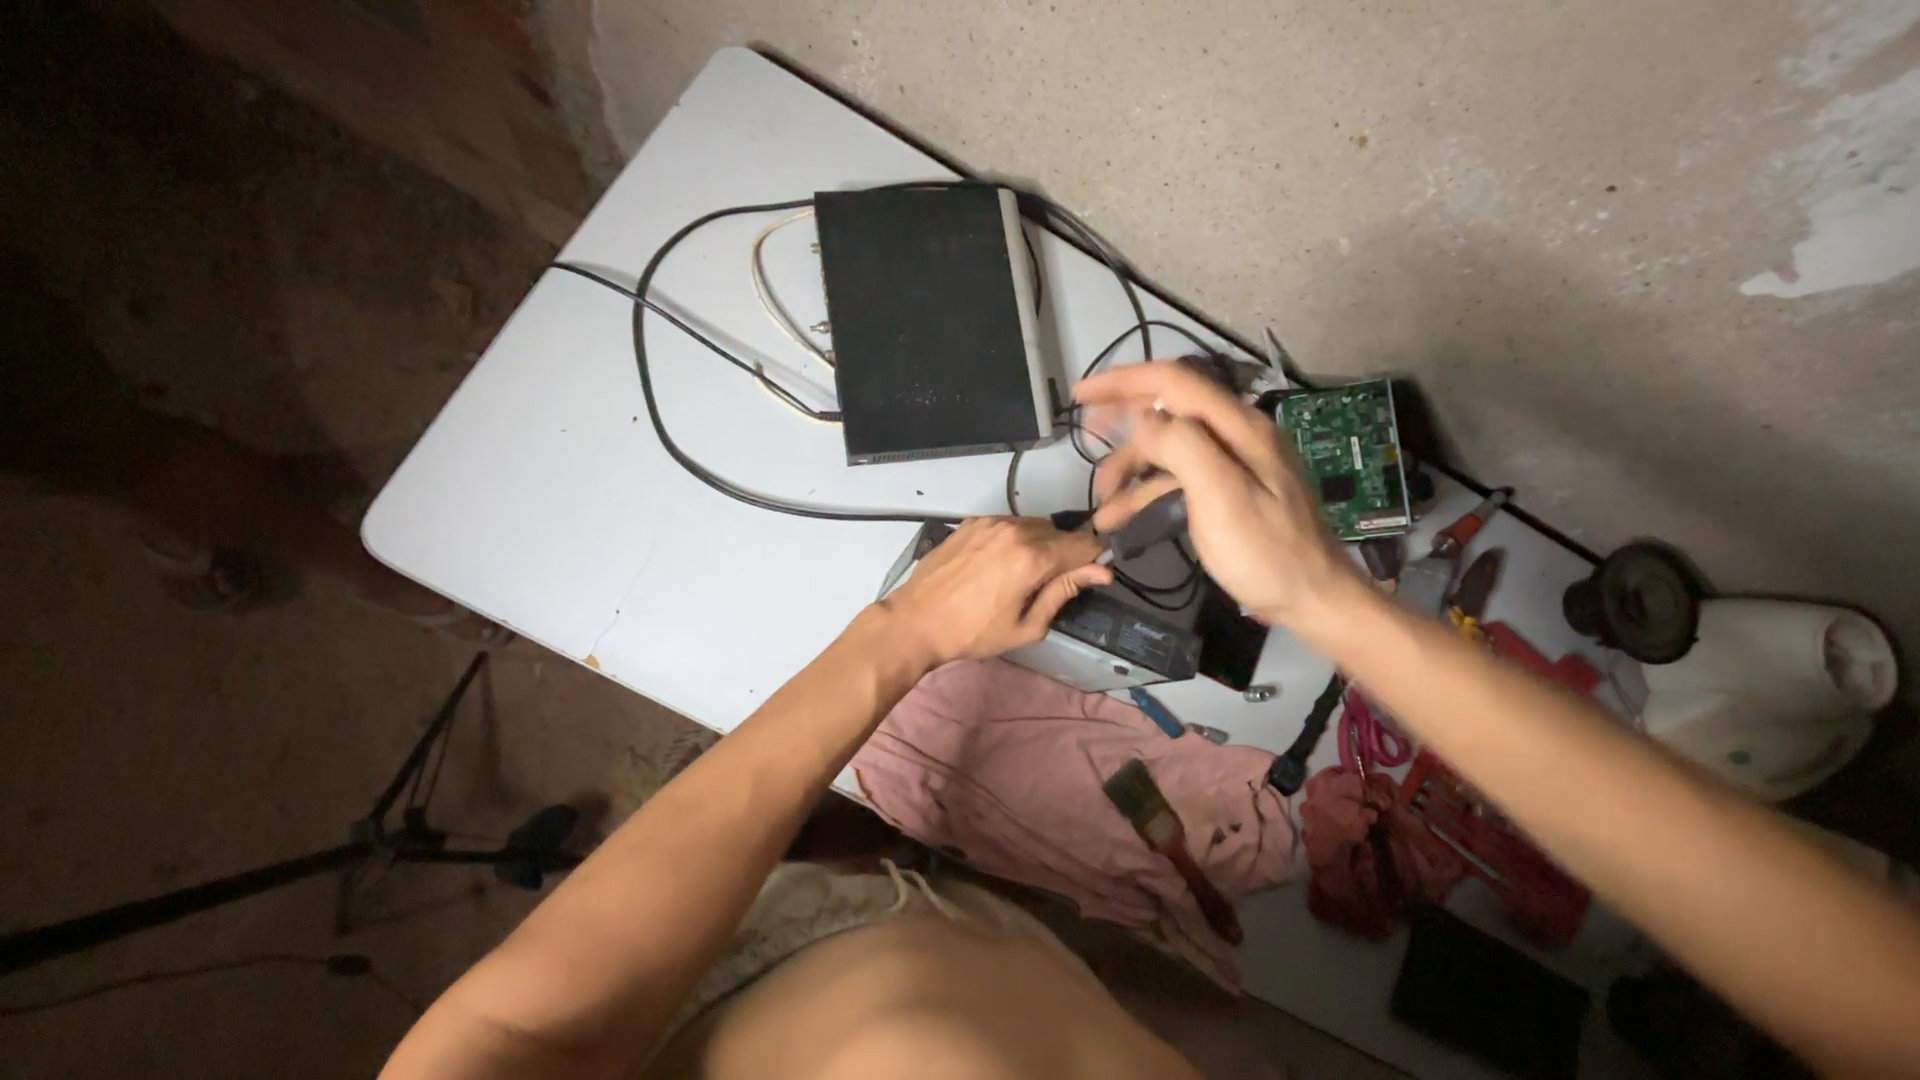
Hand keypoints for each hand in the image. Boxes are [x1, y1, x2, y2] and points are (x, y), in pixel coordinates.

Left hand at [879, 517, 1109, 665]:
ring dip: (1039, 545)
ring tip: (1021, 575)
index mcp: (1032, 557)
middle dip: (1065, 555)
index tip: (1088, 578)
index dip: (1092, 561)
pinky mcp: (972, 522)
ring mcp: (991, 522)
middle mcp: (1015, 530)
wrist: (916, 620)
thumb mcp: (1026, 626)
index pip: (1084, 544)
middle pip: (1060, 533)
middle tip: (1048, 584)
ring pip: (1034, 526)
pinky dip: (1013, 539)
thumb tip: (1101, 572)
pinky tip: (998, 564)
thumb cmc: (973, 633)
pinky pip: (1008, 524)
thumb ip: (1064, 593)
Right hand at [1077, 362, 1358, 625]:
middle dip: (1121, 424)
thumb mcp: (1222, 498)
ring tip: (1103, 506)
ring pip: (1169, 448)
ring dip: (1130, 470)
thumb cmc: (1267, 554)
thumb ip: (1182, 448)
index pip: (1173, 382)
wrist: (1314, 599)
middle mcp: (1236, 435)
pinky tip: (1124, 519)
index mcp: (1237, 428)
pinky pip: (1180, 478)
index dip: (1123, 381)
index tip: (1081, 395)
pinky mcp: (1232, 489)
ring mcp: (1235, 462)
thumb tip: (1143, 417)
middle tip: (1085, 440)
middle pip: (1168, 410)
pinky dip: (1148, 492)